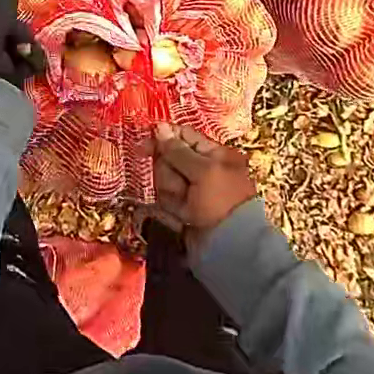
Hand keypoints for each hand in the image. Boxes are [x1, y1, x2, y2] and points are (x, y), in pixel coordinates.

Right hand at [150, 122, 258, 249]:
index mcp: (213, 153)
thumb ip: (178, 150)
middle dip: (169, 172)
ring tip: (185, 204)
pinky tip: (183, 215)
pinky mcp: (182, 206)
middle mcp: (200, 167)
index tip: (145, 144)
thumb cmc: (221, 201)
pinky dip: (172, 205)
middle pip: (168, 157)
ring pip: (164, 178)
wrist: (229, 246)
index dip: (164, 138)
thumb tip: (159, 127)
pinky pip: (166, 197)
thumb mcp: (203, 171)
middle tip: (182, 186)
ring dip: (171, 191)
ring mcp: (191, 187)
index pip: (183, 136)